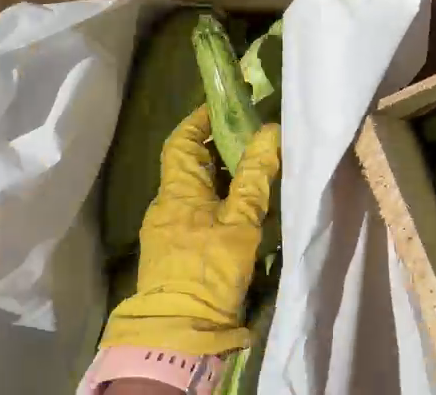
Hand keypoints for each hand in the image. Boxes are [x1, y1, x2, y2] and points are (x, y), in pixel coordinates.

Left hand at [101, 106, 279, 356]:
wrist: (180, 330)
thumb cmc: (209, 268)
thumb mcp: (242, 218)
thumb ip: (256, 173)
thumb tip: (269, 129)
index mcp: (177, 192)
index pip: (181, 144)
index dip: (199, 121)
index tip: (225, 105)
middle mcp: (166, 205)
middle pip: (191, 164)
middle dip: (219, 145)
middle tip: (254, 133)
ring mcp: (168, 229)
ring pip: (196, 187)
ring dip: (223, 172)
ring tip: (257, 165)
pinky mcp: (177, 249)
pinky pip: (197, 208)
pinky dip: (219, 195)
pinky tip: (244, 202)